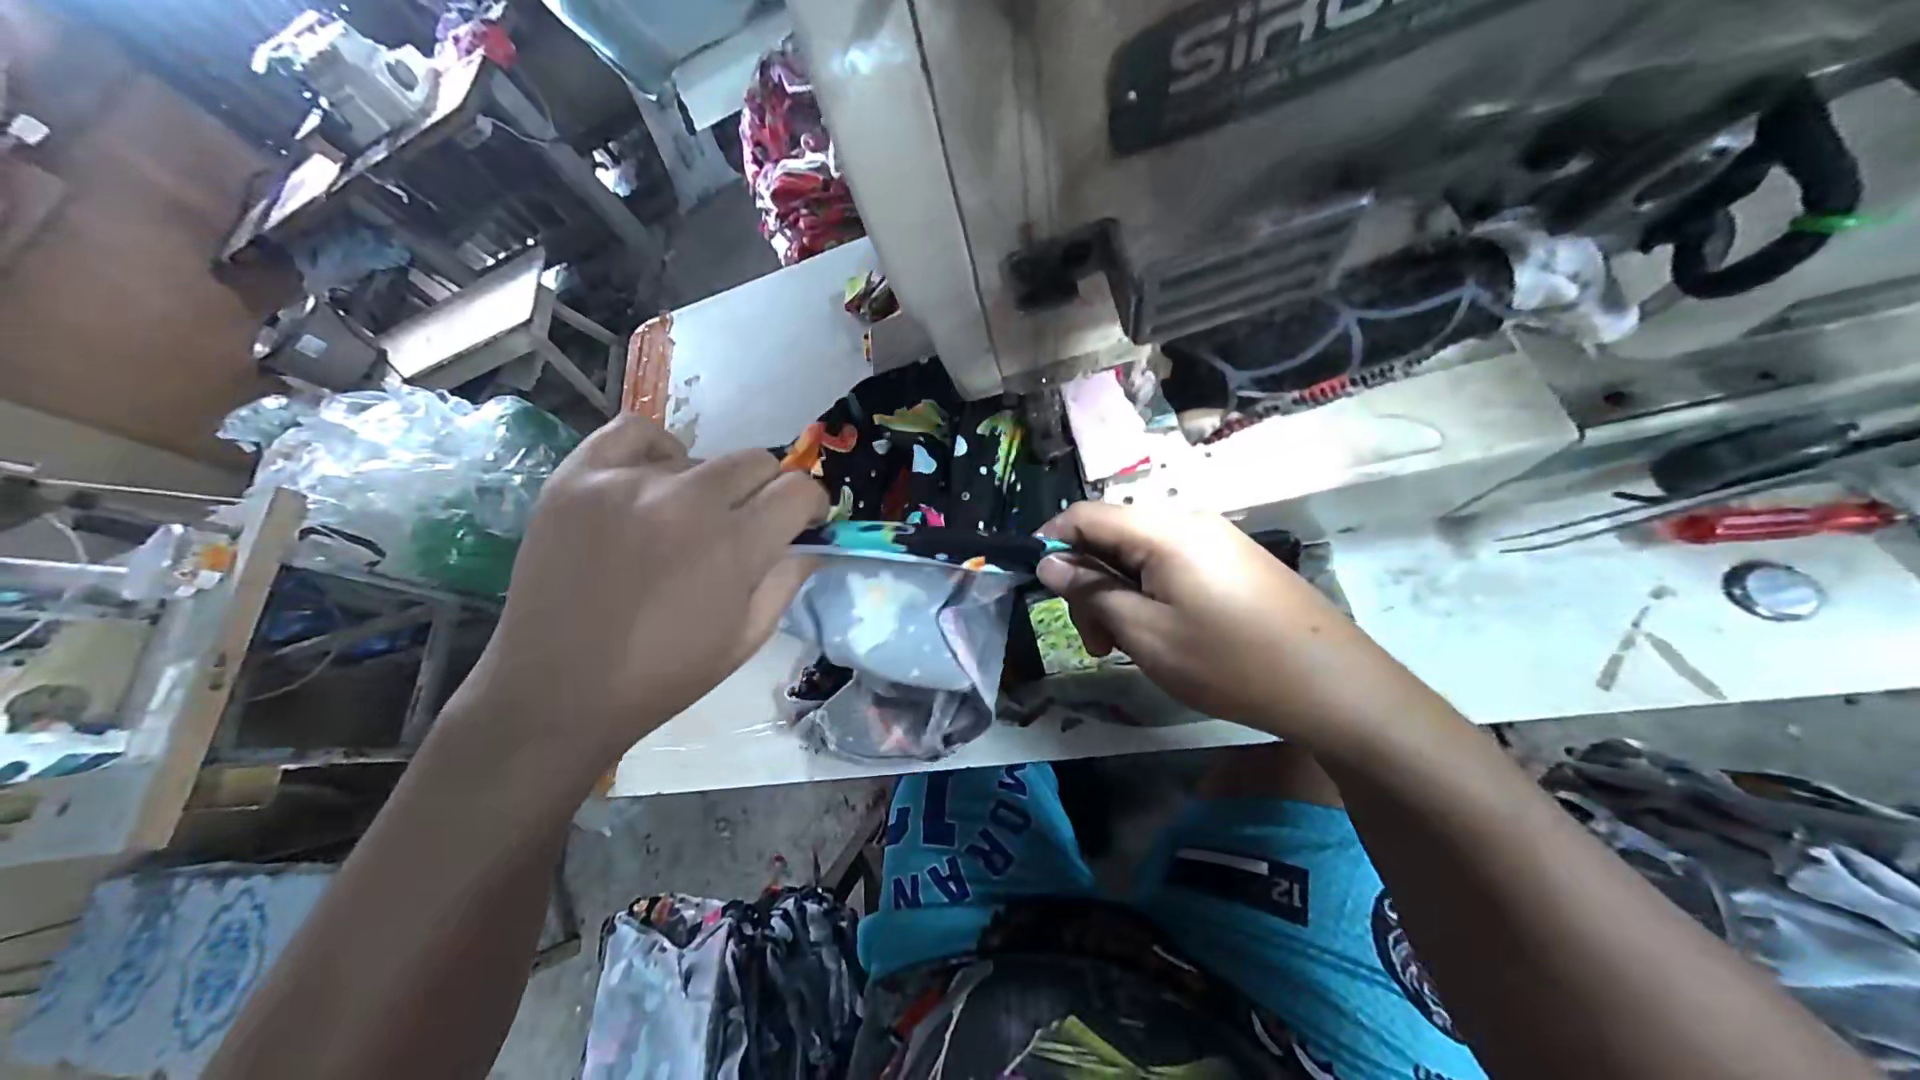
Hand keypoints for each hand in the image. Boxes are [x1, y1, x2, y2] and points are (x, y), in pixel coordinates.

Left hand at [452, 415, 825, 770]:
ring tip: (683, 520)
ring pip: (699, 454)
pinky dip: (655, 452)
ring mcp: (627, 483)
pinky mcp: (577, 477)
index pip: (798, 491)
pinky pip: (634, 432)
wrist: (557, 690)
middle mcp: (686, 501)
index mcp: (733, 546)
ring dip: (708, 484)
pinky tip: (650, 484)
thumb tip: (811, 540)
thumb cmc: (663, 674)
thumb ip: (788, 580)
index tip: (801, 522)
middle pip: (756, 462)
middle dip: (766, 492)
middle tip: (745, 525)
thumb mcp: (746, 638)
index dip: (810, 506)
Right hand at [1036, 503, 1413, 744]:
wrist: (1334, 686)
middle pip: (1113, 535)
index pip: (1086, 514)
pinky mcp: (1235, 563)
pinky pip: (1173, 566)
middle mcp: (1189, 522)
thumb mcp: (1145, 633)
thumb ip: (1091, 592)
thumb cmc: (1228, 661)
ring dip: (1118, 595)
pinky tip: (1162, 635)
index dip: (1052, 544)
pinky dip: (1150, 595)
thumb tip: (1050, 562)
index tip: (1038, 587)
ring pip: (1142, 555)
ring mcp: (1217, 541)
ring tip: (1124, 647)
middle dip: (1089, 583)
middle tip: (1095, 642)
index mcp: (1163, 530)